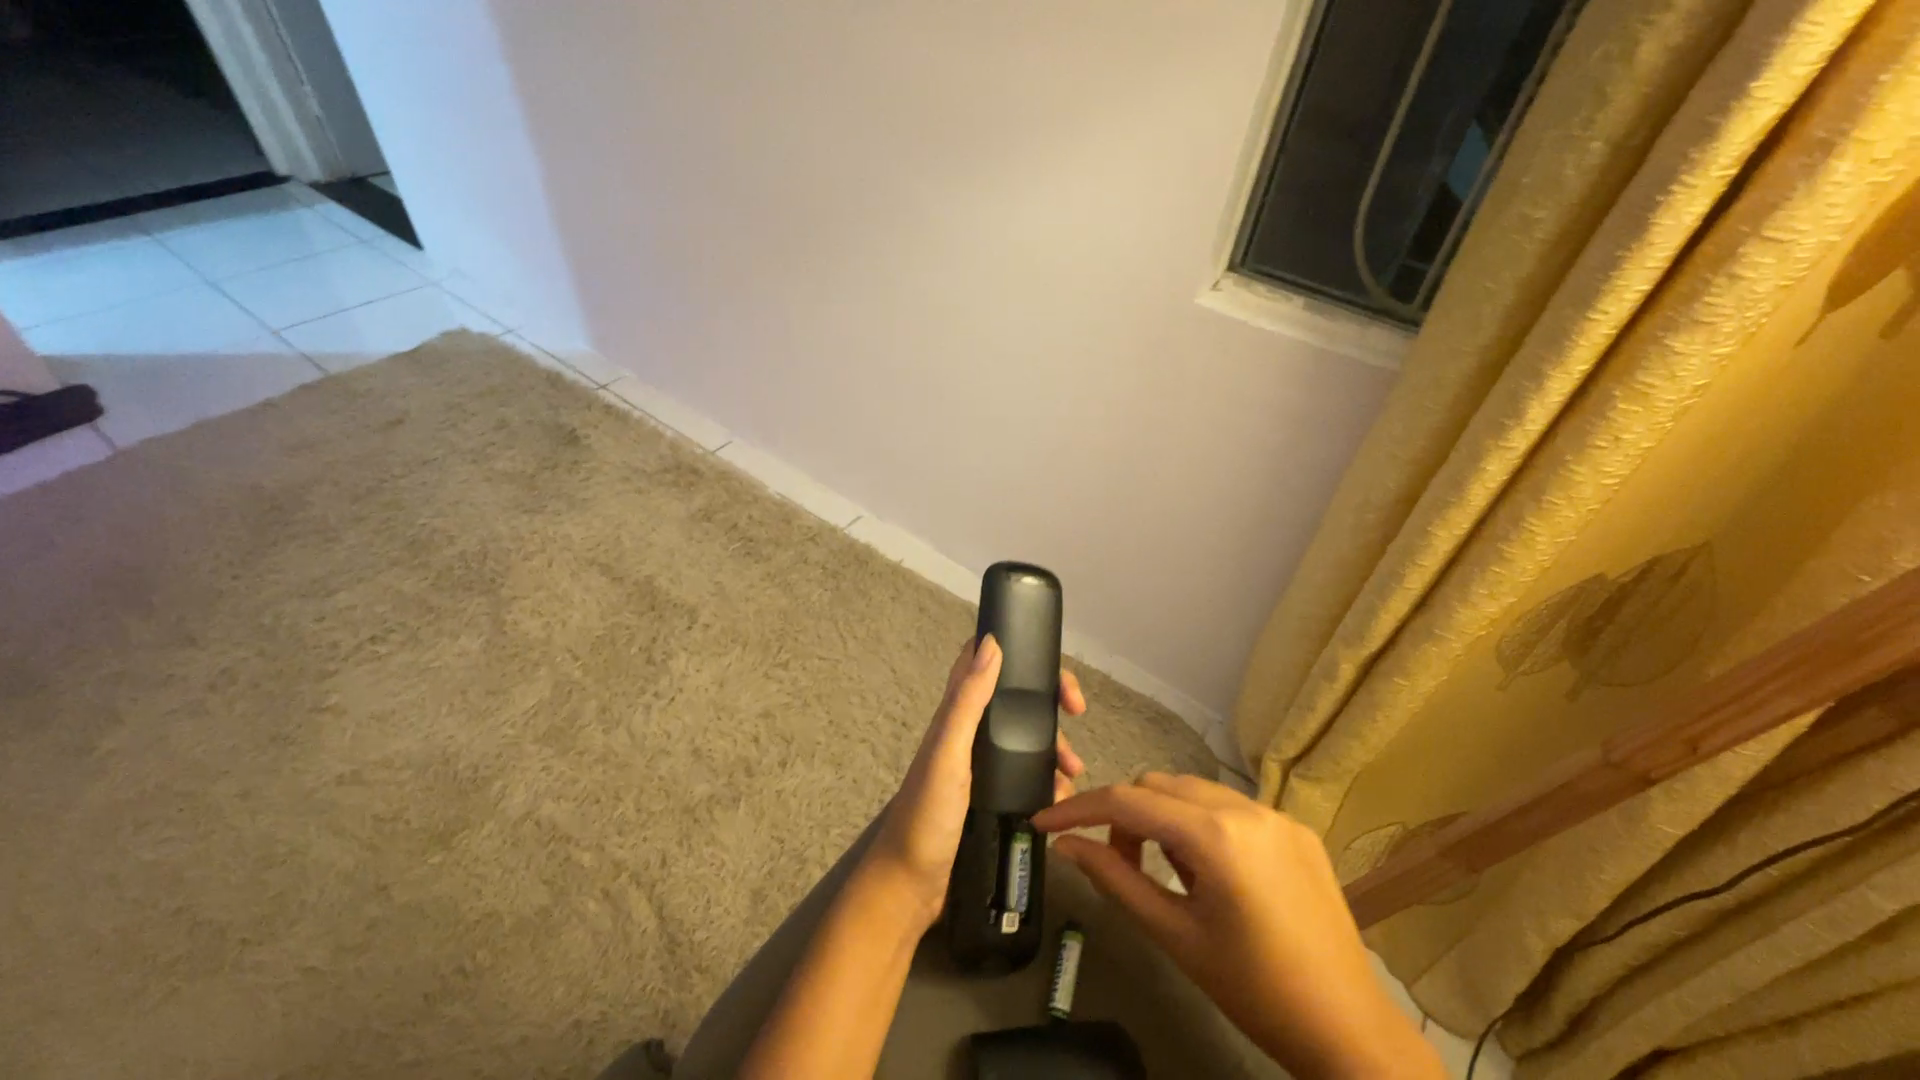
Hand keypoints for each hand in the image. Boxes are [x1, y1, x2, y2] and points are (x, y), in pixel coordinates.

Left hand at [865, 635, 1087, 925]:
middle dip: (1049, 702)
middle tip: (1078, 714)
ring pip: (1025, 739)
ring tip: (1074, 772)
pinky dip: (1047, 779)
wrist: (909, 886)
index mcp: (954, 717)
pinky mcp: (990, 798)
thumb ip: (968, 701)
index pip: (985, 664)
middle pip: (1014, 701)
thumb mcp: (949, 754)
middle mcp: (966, 735)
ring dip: (1053, 745)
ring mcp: (978, 768)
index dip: (1017, 654)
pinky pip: (1026, 776)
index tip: (1052, 671)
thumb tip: (991, 642)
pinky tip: (1060, 797)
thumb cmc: (927, 817)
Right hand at [1032, 774, 1445, 1079]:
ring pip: (1193, 792)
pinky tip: (1207, 873)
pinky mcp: (1297, 830)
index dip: (1077, 809)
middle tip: (1112, 861)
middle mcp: (1247, 808)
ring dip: (1161, 817)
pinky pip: (1230, 808)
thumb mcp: (1173, 933)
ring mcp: (1277, 815)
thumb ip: (1114, 878)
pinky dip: (1200, 825)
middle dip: (1122, 814)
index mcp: (1215, 835)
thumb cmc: (1250, 987)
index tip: (1042, 823)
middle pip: (1158, 786)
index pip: (1126, 802)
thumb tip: (1064, 845)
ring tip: (1165, 873)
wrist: (1344, 1025)